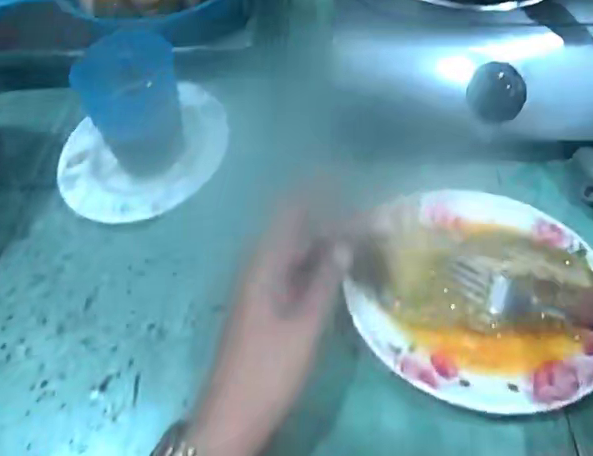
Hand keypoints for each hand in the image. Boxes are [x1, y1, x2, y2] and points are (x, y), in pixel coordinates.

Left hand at [186, 199, 345, 455]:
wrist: (230, 418)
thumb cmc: (268, 369)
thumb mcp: (305, 325)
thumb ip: (325, 279)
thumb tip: (345, 240)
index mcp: (265, 261)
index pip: (291, 207)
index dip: (315, 188)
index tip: (344, 174)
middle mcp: (260, 263)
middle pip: (295, 224)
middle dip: (327, 212)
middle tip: (363, 208)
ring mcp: (260, 283)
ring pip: (296, 246)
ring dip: (324, 235)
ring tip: (358, 230)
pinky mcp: (265, 302)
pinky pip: (293, 265)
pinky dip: (316, 258)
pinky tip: (338, 264)